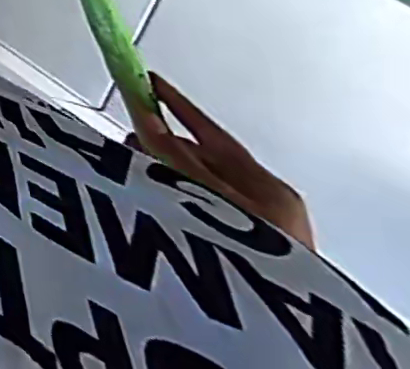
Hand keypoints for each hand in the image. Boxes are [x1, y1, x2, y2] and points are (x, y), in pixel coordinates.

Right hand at [129, 73, 315, 249]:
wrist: (280, 329)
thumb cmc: (260, 263)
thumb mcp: (206, 195)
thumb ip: (171, 154)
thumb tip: (145, 116)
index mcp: (268, 188)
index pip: (210, 132)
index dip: (175, 104)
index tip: (148, 81)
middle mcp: (265, 206)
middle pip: (198, 159)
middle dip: (159, 147)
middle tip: (129, 145)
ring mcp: (254, 233)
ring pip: (191, 185)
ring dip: (161, 176)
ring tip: (136, 180)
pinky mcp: (236, 255)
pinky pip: (191, 210)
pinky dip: (168, 201)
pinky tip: (150, 205)